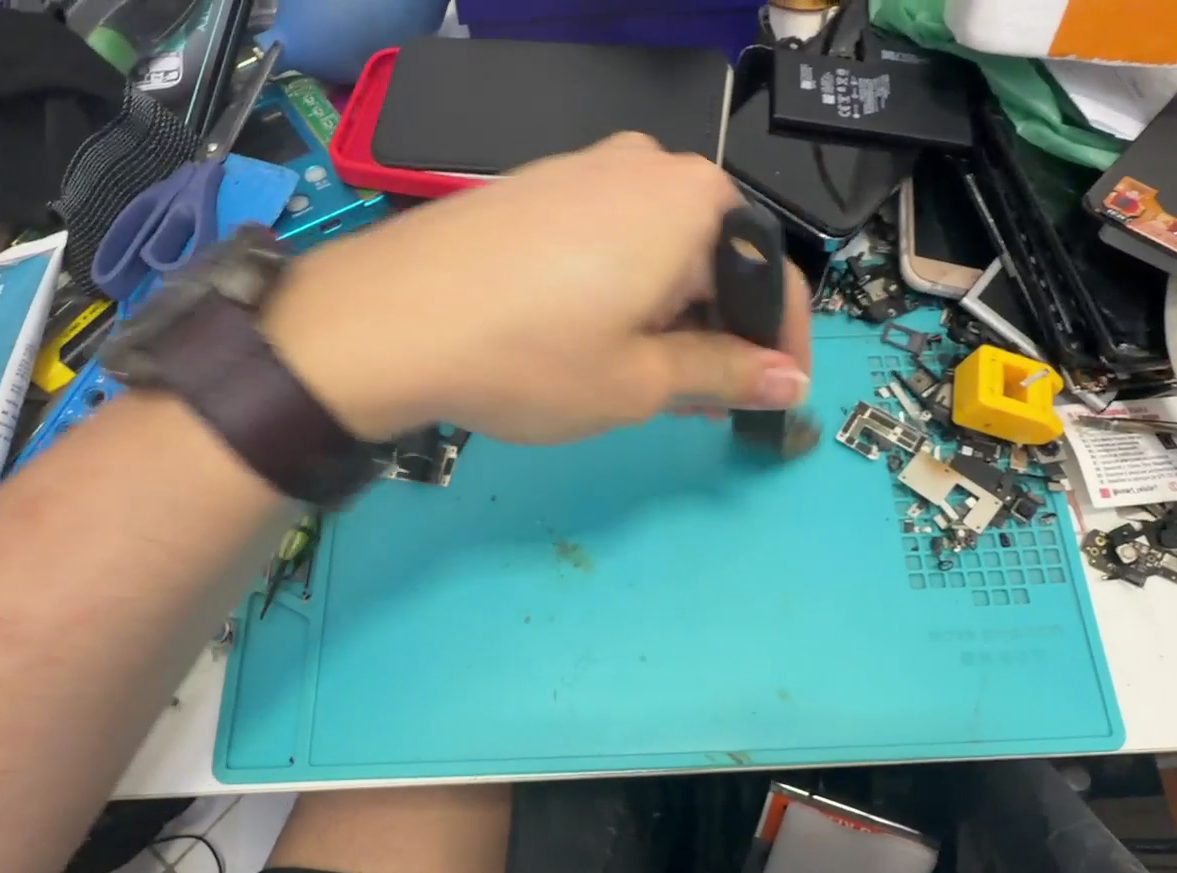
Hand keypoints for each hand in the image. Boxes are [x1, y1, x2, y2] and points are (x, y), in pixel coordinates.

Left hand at [261, 133, 811, 442]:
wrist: (386, 321)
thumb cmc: (533, 356)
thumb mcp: (641, 381)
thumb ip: (726, 375)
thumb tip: (790, 381)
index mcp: (694, 203)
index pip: (774, 278)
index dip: (782, 348)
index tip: (775, 399)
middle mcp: (648, 166)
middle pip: (714, 260)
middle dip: (719, 335)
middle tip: (700, 402)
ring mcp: (585, 169)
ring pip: (660, 252)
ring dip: (670, 318)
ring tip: (644, 380)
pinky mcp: (537, 187)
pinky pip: (610, 242)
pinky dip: (623, 294)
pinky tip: (593, 338)